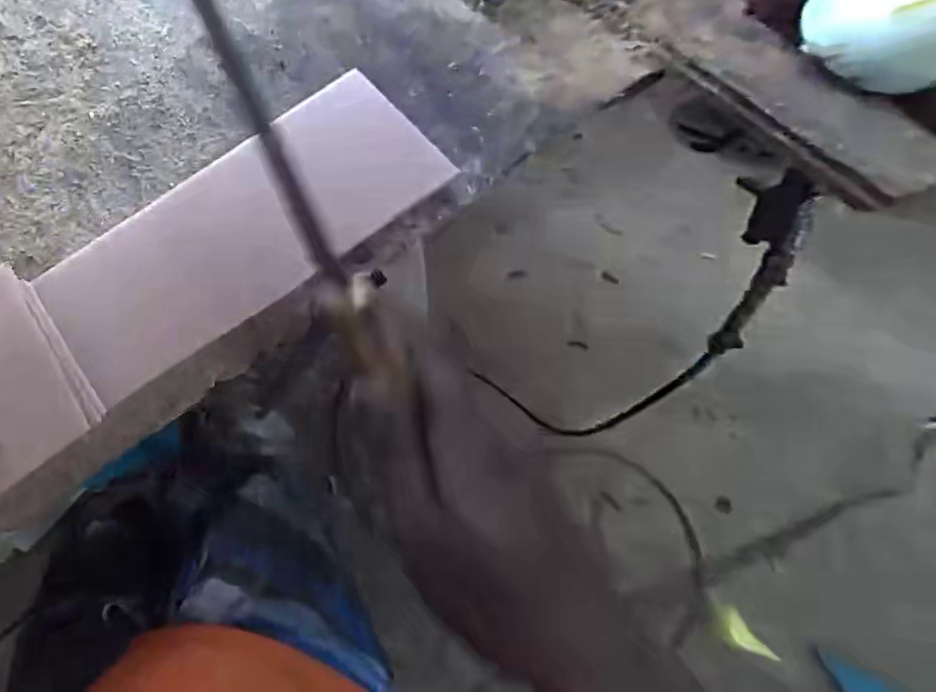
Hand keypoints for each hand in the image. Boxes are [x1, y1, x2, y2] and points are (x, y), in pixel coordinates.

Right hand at [340, 297, 698, 690]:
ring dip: (410, 365)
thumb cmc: (485, 588)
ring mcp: (511, 442)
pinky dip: (428, 396)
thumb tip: (368, 378)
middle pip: (439, 361)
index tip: (353, 291)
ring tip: (372, 372)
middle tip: (350, 329)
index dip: (389, 317)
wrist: (585, 644)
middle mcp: (491, 422)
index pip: (426, 350)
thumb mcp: (420, 524)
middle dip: (394, 335)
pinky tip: (414, 424)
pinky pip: (462, 410)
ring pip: (451, 386)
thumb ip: (394, 446)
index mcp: (464, 431)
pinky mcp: (518, 464)